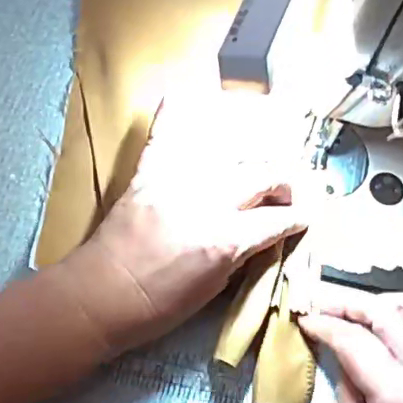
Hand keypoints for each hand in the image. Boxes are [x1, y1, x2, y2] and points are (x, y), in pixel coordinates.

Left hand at [58, 98, 307, 356]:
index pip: (279, 218)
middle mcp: (207, 202)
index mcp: (226, 239)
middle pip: (264, 174)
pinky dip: (176, 112)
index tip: (302, 217)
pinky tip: (186, 96)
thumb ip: (240, 255)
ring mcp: (176, 181)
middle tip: (282, 193)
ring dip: (249, 155)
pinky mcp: (148, 173)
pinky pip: (166, 133)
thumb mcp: (212, 291)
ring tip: (252, 163)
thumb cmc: (156, 306)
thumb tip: (259, 235)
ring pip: (229, 150)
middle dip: (283, 183)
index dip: (297, 218)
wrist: (100, 295)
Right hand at [299, 285, 402, 402]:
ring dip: (391, 304)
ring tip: (364, 311)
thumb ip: (348, 389)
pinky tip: (401, 330)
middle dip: (353, 303)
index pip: (356, 341)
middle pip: (392, 314)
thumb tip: (339, 352)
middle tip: (325, 303)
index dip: (325, 324)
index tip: (304, 317)